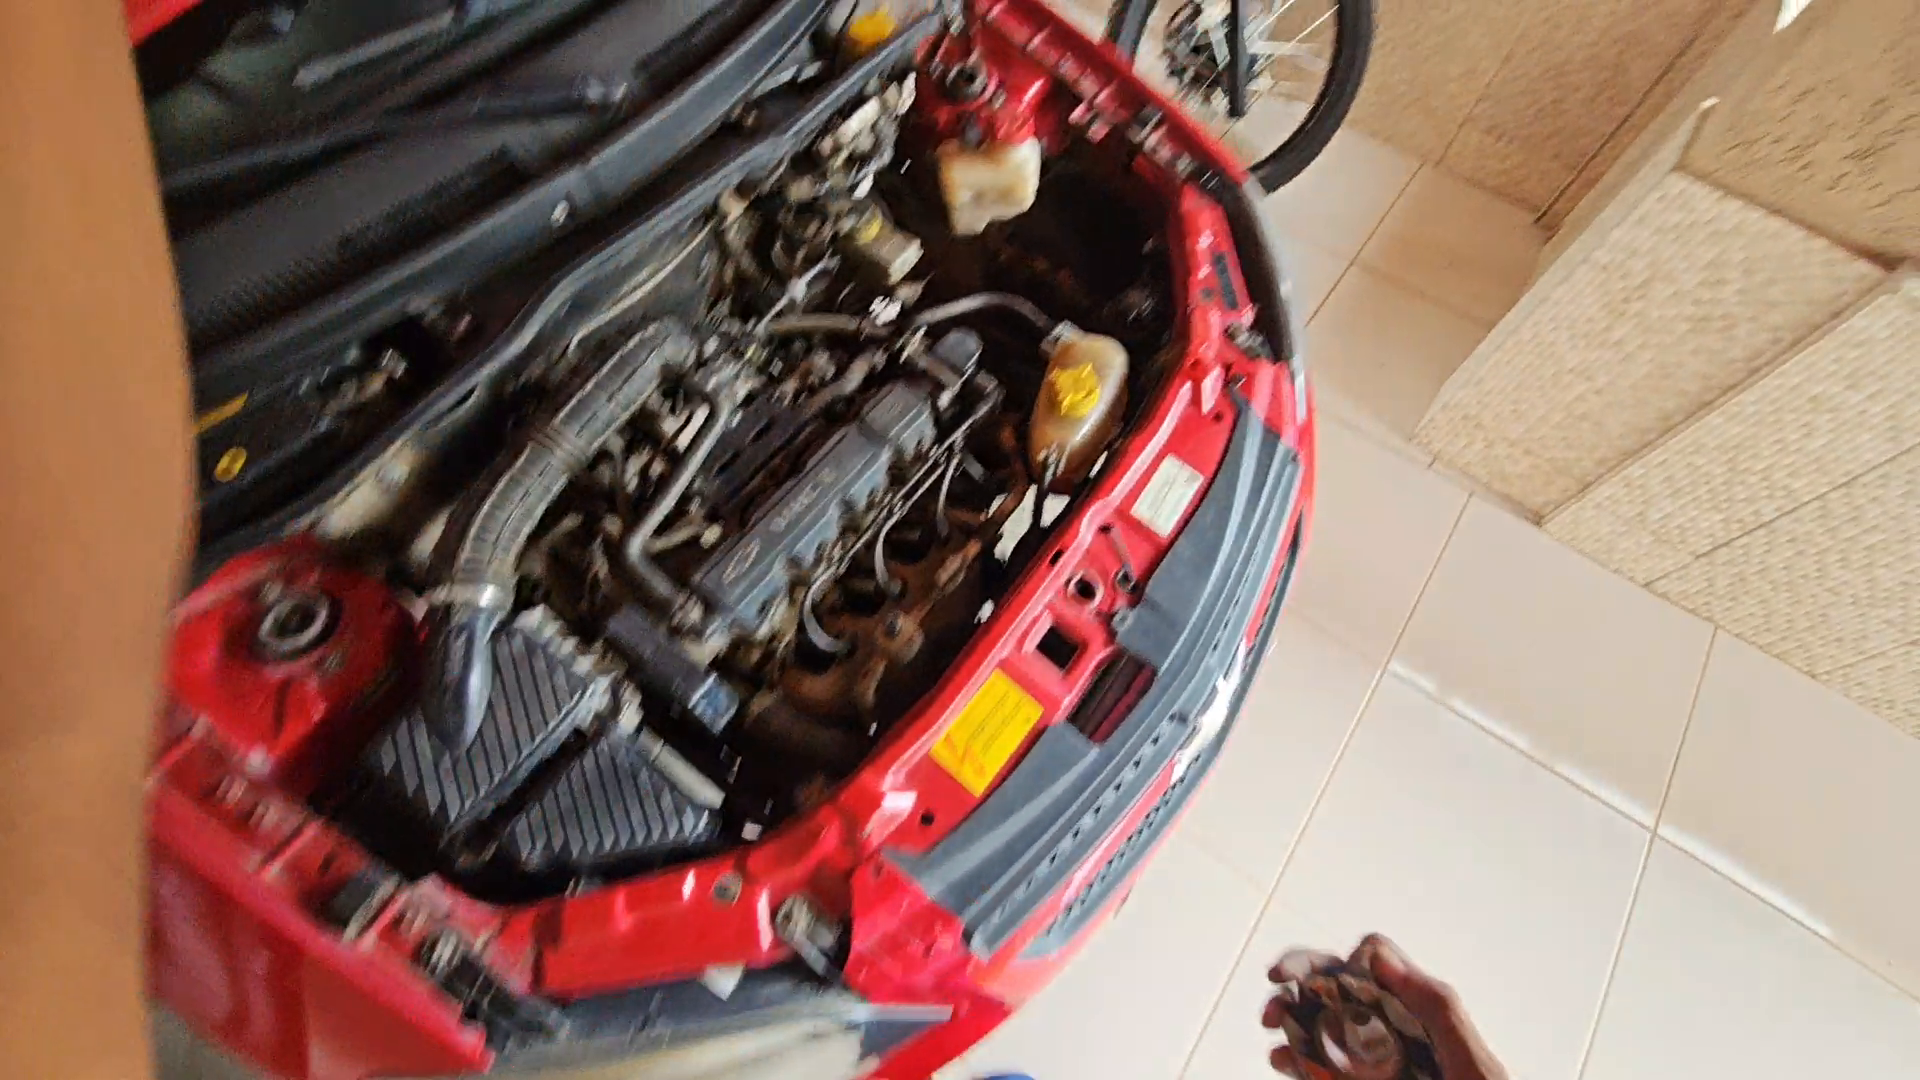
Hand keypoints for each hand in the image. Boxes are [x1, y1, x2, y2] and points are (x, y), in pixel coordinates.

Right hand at [1263, 934, 1507, 1079]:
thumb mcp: (1476, 1068)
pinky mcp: (1356, 1076)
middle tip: (1274, 987)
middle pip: (1335, 977)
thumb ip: (1437, 1009)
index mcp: (1417, 1006)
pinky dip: (1295, 1054)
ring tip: (1271, 1027)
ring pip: (1319, 1013)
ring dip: (1288, 1012)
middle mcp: (1390, 1018)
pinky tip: (1281, 1060)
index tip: (1329, 985)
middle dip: (1297, 977)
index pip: (1372, 955)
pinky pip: (1319, 1057)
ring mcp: (1371, 1051)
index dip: (1344, 961)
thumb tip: (1381, 956)